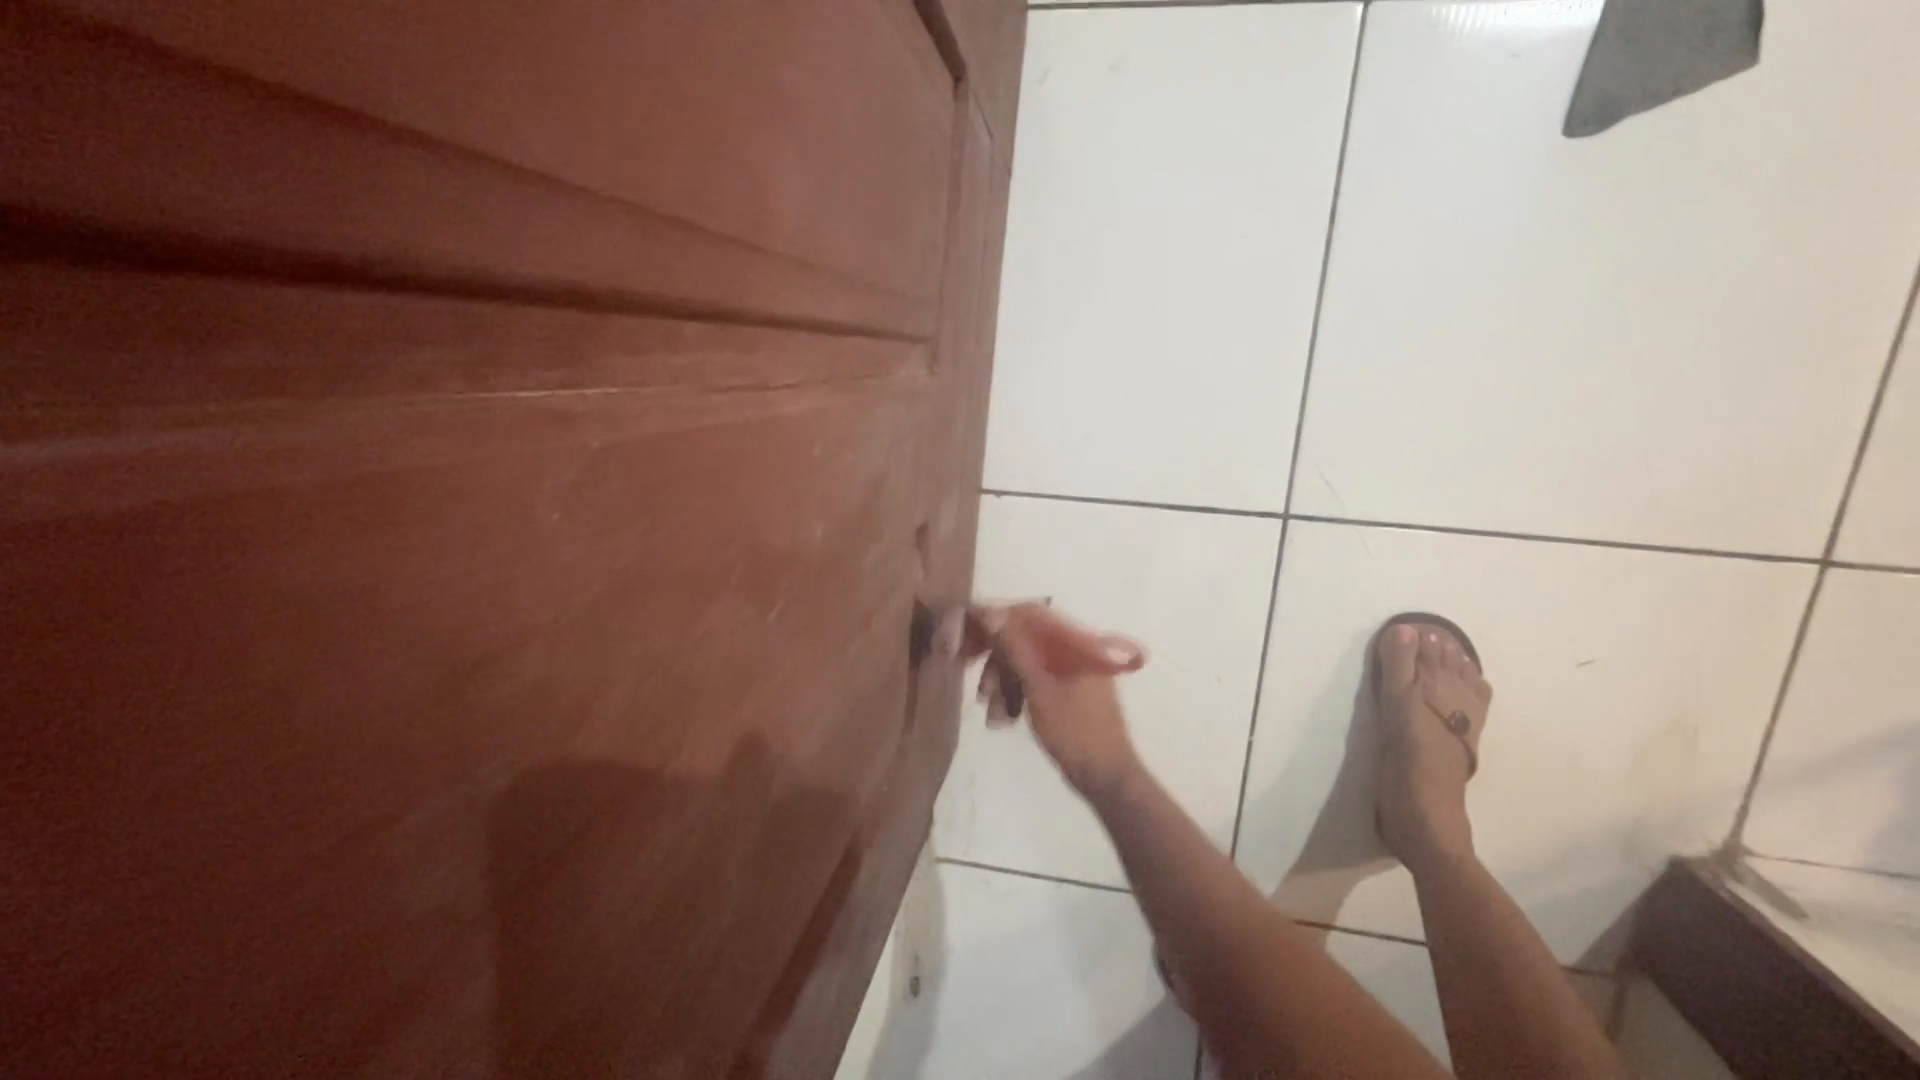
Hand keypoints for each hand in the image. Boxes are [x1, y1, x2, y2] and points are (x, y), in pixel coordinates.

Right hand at [988, 603, 1148, 799]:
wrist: (1107, 778)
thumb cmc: (1074, 731)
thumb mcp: (1038, 688)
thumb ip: (1015, 648)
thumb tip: (991, 612)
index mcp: (1077, 643)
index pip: (1032, 615)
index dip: (998, 622)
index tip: (972, 638)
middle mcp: (1077, 652)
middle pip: (1027, 642)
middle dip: (999, 663)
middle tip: (980, 688)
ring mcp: (1074, 674)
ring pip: (1028, 665)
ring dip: (1005, 684)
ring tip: (991, 713)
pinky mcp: (1069, 694)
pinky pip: (1037, 683)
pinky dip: (1018, 696)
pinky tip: (1003, 718)